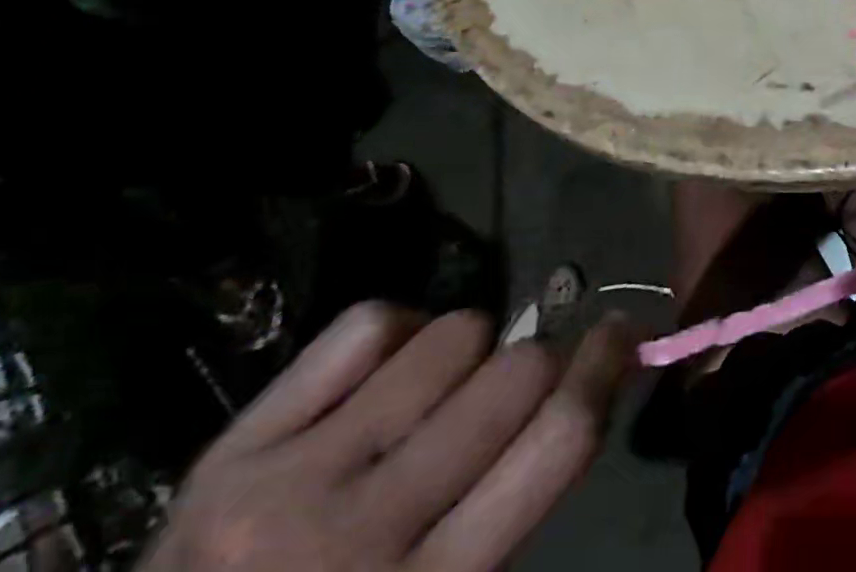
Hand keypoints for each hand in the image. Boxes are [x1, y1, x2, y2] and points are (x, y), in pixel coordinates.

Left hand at [142, 304, 638, 571]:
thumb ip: (523, 490)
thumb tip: (581, 373)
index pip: (560, 438)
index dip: (608, 366)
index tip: (625, 331)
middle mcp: (364, 529)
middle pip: (515, 372)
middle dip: (539, 360)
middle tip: (524, 379)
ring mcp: (287, 482)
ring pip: (452, 335)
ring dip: (472, 348)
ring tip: (442, 390)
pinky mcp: (229, 447)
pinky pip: (367, 326)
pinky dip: (401, 331)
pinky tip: (387, 375)